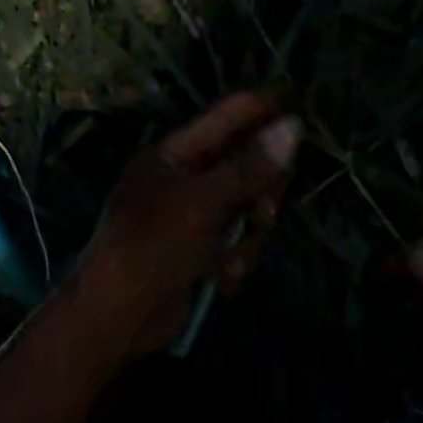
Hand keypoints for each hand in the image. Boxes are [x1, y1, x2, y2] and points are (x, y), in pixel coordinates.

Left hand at [78, 92, 302, 352]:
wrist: (119, 315)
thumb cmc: (152, 248)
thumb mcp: (202, 202)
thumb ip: (248, 167)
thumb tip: (294, 126)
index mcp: (173, 155)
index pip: (228, 118)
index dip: (265, 111)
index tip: (303, 108)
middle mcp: (184, 180)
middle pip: (245, 167)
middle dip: (261, 192)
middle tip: (265, 213)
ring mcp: (192, 218)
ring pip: (245, 211)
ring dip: (247, 238)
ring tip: (233, 260)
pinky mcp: (198, 253)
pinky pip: (234, 244)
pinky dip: (234, 260)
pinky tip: (223, 280)